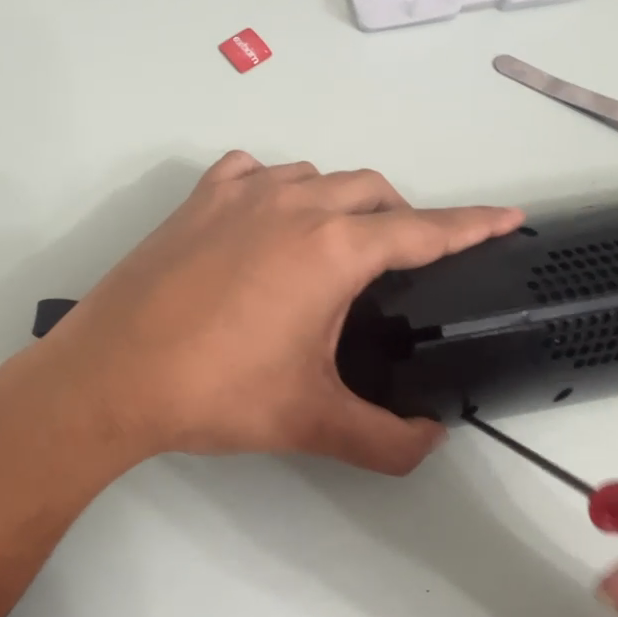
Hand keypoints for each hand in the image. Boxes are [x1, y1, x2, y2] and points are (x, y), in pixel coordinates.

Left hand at [29, 151, 521, 474]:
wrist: (110, 377)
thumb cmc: (215, 393)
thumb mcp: (311, 422)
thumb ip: (386, 439)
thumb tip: (429, 441)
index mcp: (333, 250)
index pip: (424, 230)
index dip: (472, 224)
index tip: (507, 217)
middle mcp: (293, 206)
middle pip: (372, 192)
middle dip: (402, 219)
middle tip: (402, 266)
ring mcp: (239, 197)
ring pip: (314, 178)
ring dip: (339, 202)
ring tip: (335, 249)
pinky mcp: (196, 203)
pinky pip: (252, 174)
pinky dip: (275, 190)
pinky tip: (267, 222)